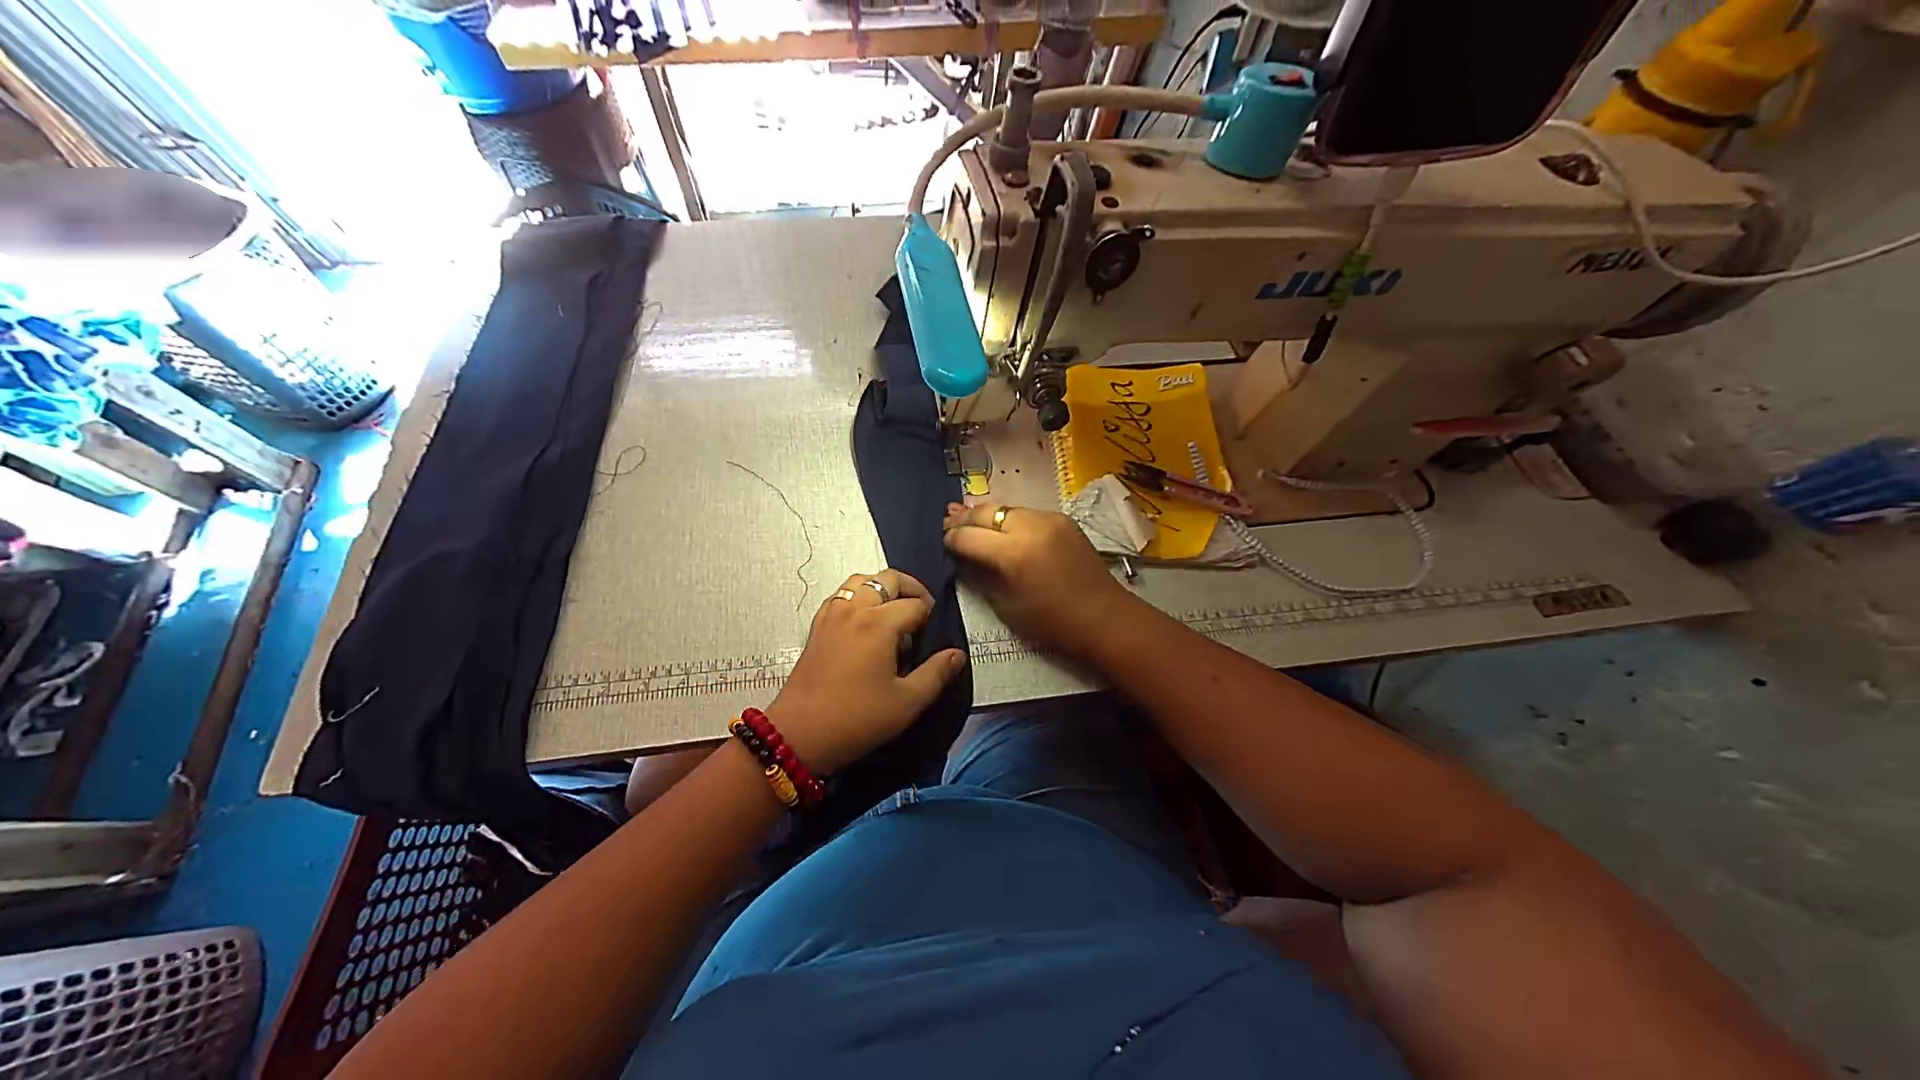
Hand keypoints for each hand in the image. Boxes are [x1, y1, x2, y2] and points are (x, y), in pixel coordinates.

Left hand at [766, 569, 966, 774]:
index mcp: (879, 624)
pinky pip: (841, 595)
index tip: (934, 637)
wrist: (800, 734)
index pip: (915, 605)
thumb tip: (956, 655)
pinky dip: (859, 597)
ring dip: (882, 588)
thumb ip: (936, 674)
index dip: (930, 617)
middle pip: (888, 579)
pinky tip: (866, 623)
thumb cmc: (856, 719)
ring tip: (895, 613)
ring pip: (861, 581)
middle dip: (911, 589)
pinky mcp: (817, 626)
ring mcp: (832, 615)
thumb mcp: (907, 703)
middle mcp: (854, 610)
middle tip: (922, 612)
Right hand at [943, 503, 1141, 656]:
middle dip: (964, 518)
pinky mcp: (1063, 519)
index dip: (951, 539)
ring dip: (986, 514)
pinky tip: (1000, 524)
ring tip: (967, 516)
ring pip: (1006, 508)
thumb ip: (980, 575)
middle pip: (986, 512)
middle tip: (946, 522)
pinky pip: (1026, 513)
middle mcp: (1029, 526)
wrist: (1102, 617)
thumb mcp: (1005, 604)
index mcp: (1012, 552)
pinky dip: (1009, 518)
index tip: (942, 542)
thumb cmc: (1051, 622)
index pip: (968, 536)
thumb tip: (962, 556)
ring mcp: (1049, 519)